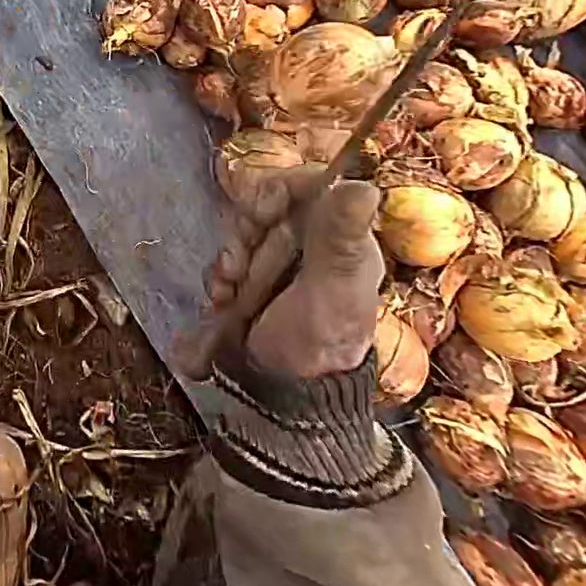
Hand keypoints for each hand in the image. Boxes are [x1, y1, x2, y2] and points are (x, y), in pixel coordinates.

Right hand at [209, 162, 383, 378]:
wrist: (285, 401)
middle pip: (267, 206)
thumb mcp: (332, 290)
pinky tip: (223, 301)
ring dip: (230, 258)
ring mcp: (280, 262)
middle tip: (238, 265)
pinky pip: (229, 259)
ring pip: (243, 232)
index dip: (277, 190)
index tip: (258, 212)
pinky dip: (220, 278)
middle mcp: (312, 242)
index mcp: (341, 237)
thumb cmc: (318, 343)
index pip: (308, 185)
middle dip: (246, 233)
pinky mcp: (253, 281)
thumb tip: (364, 184)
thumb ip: (341, 237)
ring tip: (229, 291)